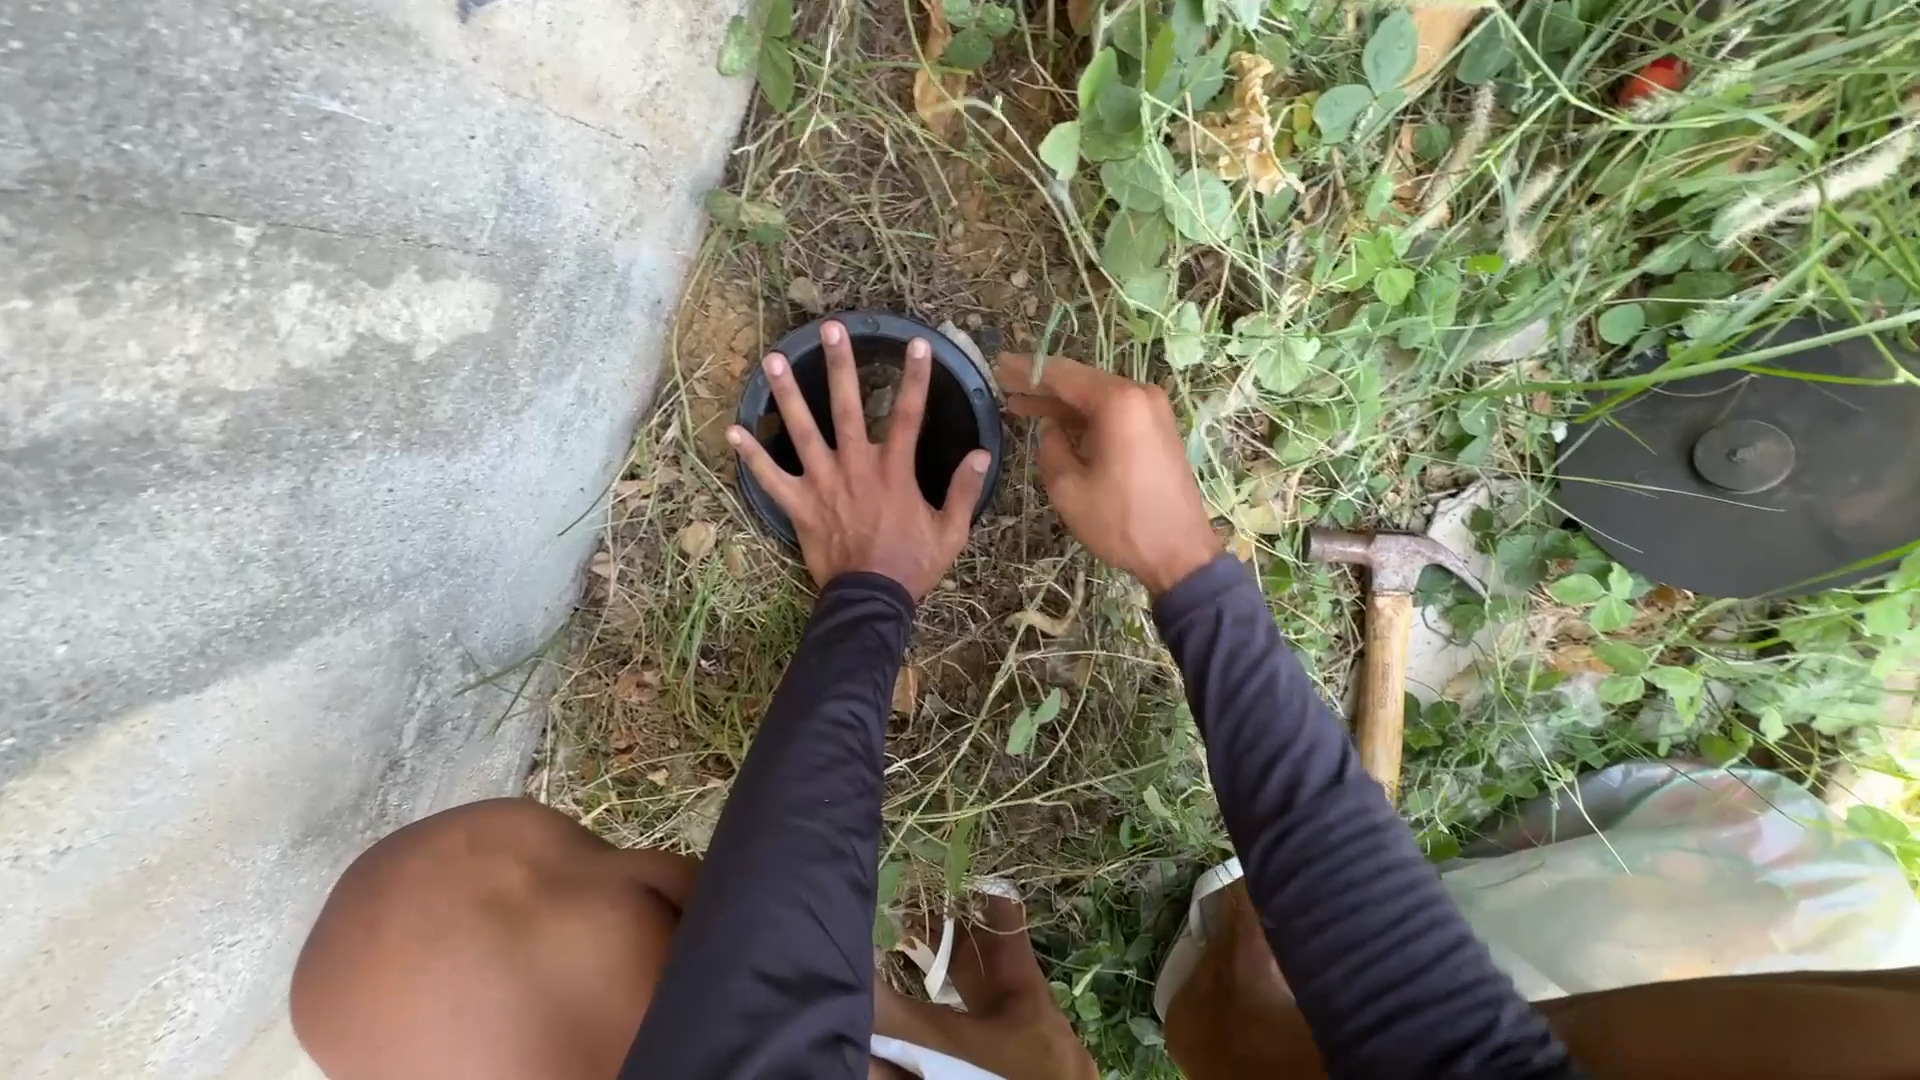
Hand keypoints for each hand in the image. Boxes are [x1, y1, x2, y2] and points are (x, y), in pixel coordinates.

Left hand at [730, 321, 990, 599]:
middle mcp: (855, 467)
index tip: (916, 345)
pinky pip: (770, 478)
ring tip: (772, 359)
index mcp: (894, 471)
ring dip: (788, 395)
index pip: (907, 415)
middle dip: (840, 366)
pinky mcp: (798, 506)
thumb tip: (981, 454)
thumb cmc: (912, 565)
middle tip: (830, 329)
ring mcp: (822, 484)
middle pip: (846, 408)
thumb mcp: (951, 532)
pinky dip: (752, 456)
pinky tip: (734, 431)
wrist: (870, 600)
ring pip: (802, 432)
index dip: (914, 379)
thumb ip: (965, 491)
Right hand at [998, 353, 1218, 595]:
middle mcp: (1140, 395)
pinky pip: (1113, 412)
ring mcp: (1153, 411)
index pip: (1062, 375)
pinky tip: (1057, 422)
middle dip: (1041, 385)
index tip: (998, 368)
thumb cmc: (1120, 521)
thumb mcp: (1068, 488)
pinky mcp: (1157, 430)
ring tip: (1020, 405)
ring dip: (1060, 402)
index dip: (1026, 371)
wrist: (1179, 553)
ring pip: (1096, 397)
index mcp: (1118, 403)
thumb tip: (1050, 427)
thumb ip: (1051, 447)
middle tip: (1003, 384)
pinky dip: (1084, 416)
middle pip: (1081, 381)